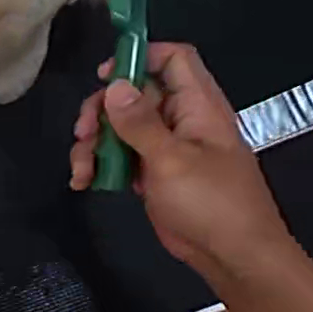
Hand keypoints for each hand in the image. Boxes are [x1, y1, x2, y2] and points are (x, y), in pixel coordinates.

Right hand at [69, 43, 296, 284]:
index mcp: (196, 105)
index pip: (172, 59)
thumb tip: (114, 85)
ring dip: (94, 144)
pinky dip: (101, 166)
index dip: (139, 57)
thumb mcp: (172, 160)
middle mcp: (179, 120)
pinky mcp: (152, 175)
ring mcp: (164, 149)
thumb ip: (140, 123)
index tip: (104, 75)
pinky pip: (121, 158)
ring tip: (81, 171)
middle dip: (103, 111)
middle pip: (134, 95)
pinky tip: (84, 182)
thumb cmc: (211, 203)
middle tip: (83, 133)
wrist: (231, 254)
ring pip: (121, 129)